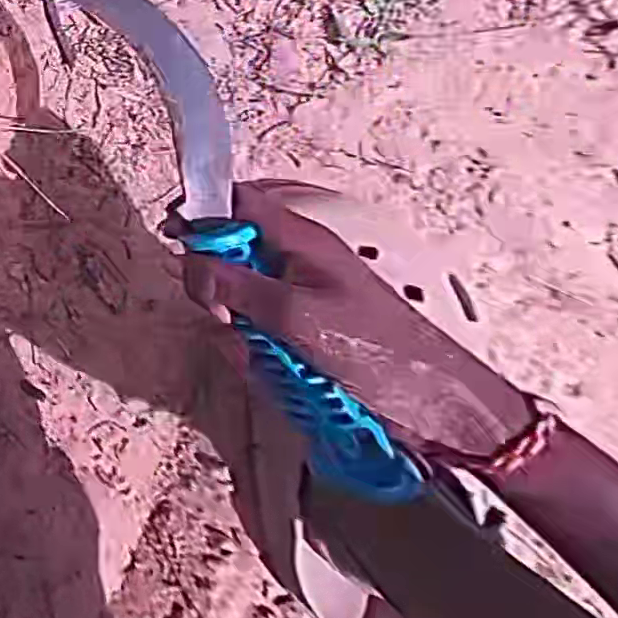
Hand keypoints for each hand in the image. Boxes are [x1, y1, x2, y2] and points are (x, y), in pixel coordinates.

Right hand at [183, 180, 534, 459]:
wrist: (445, 415)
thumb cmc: (383, 355)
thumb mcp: (294, 314)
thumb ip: (232, 284)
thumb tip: (187, 264)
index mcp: (300, 241)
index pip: (236, 201)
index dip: (199, 209)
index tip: (173, 234)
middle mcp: (292, 261)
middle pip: (220, 249)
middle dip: (208, 279)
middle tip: (218, 308)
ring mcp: (291, 295)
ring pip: (228, 291)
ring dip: (226, 318)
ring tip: (252, 345)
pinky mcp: (292, 327)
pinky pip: (246, 323)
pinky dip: (244, 342)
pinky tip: (264, 361)